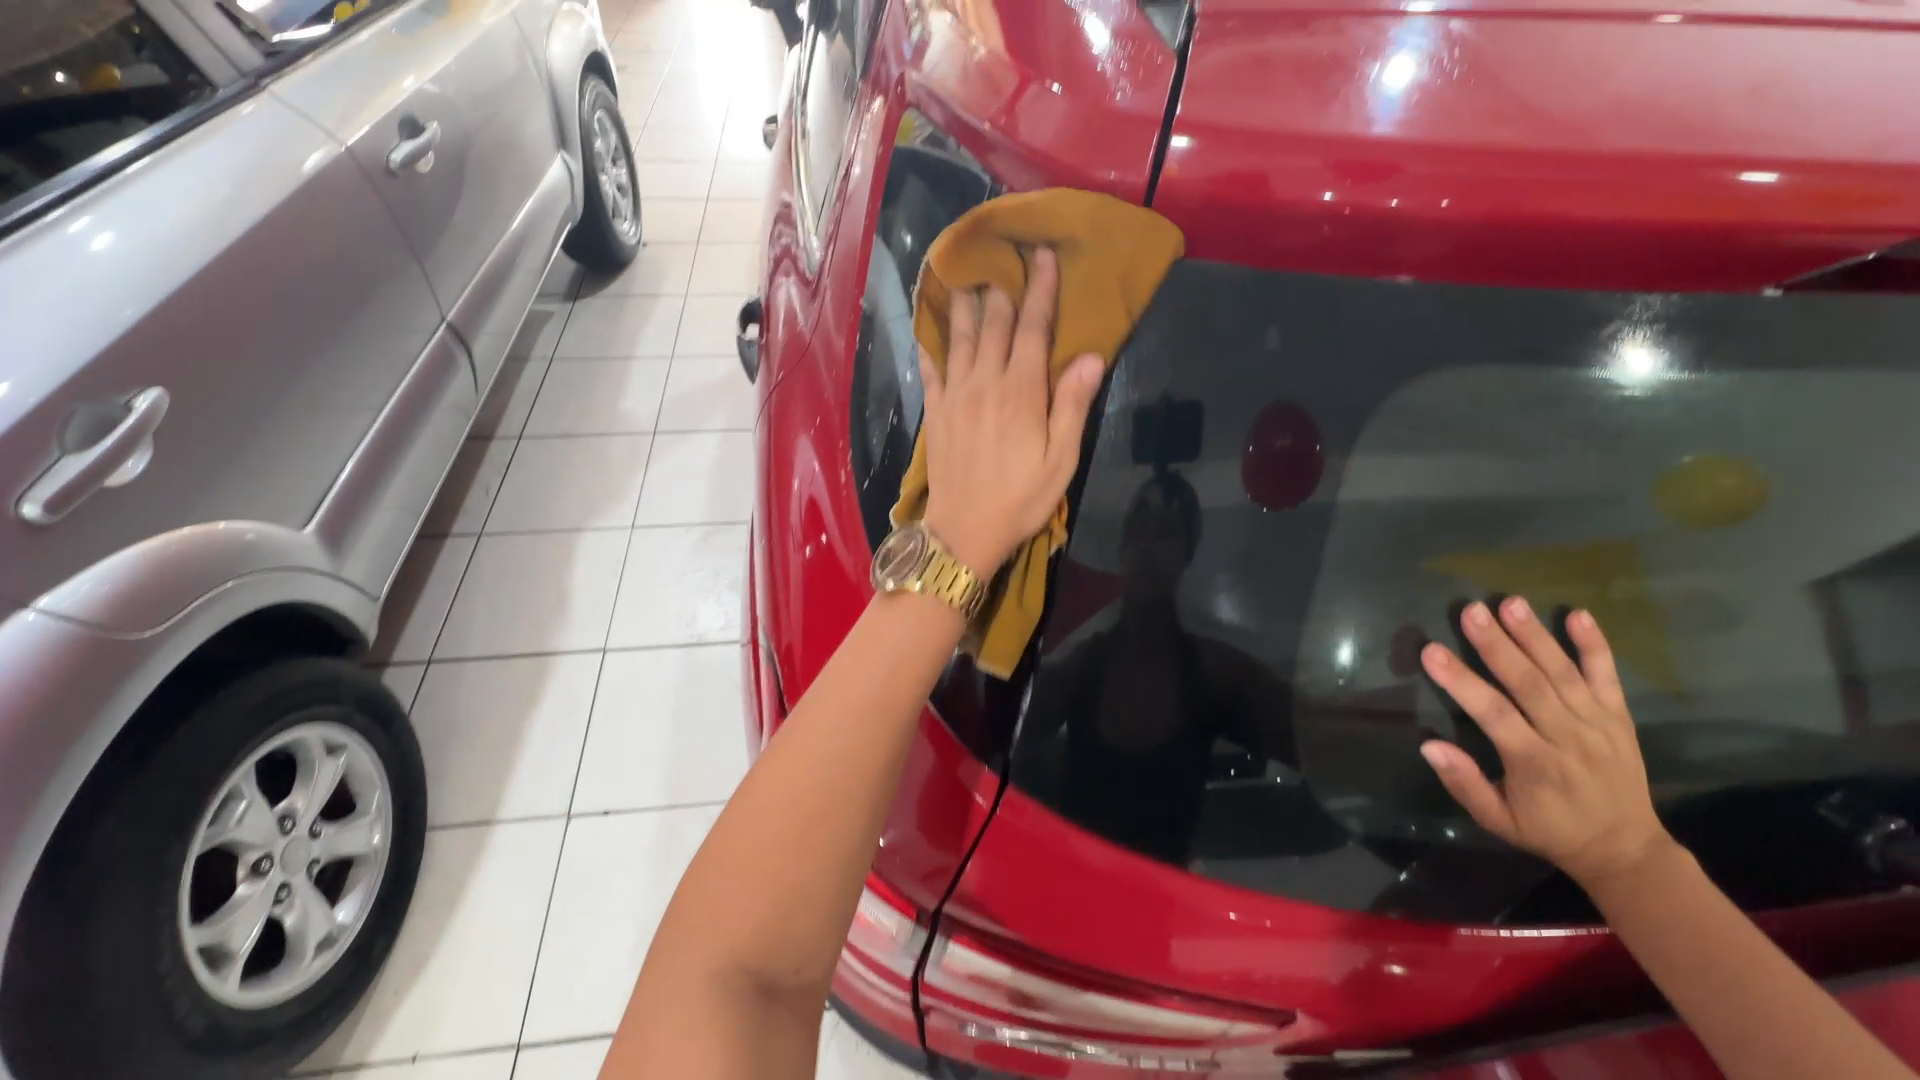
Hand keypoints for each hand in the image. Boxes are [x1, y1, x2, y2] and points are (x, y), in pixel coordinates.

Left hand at [919, 247, 1104, 573]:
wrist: (964, 531)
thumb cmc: (1020, 499)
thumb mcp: (1061, 460)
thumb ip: (1072, 406)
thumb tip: (1089, 357)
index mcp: (1021, 391)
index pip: (1031, 328)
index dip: (1039, 289)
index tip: (1042, 256)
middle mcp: (984, 382)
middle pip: (993, 323)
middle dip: (1002, 286)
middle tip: (1003, 253)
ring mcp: (954, 395)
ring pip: (959, 337)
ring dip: (965, 303)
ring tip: (966, 275)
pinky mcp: (935, 411)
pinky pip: (931, 368)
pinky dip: (931, 343)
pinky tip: (930, 328)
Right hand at [1419, 598, 1677, 889]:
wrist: (1624, 848)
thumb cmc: (1549, 831)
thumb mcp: (1498, 820)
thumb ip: (1464, 783)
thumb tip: (1429, 746)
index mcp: (1534, 764)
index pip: (1494, 715)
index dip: (1462, 682)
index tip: (1432, 651)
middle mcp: (1568, 738)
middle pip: (1530, 684)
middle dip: (1498, 645)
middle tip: (1471, 610)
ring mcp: (1598, 725)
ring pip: (1563, 674)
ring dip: (1536, 636)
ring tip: (1511, 602)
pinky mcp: (1620, 718)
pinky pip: (1608, 677)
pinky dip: (1595, 645)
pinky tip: (1578, 615)